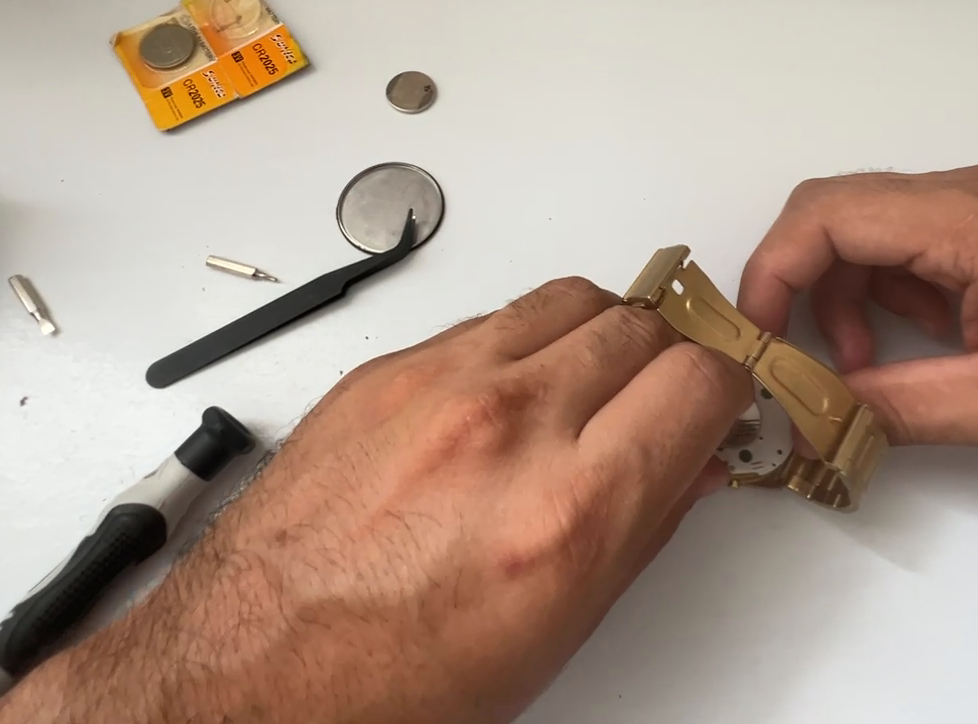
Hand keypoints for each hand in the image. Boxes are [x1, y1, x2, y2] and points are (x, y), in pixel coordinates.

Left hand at [0, 278, 749, 723]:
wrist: (249, 666)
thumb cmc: (394, 679)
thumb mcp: (558, 628)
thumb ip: (646, 522)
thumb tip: (696, 457)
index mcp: (566, 513)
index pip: (699, 382)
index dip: (727, 386)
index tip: (721, 398)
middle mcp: (508, 428)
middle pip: (643, 326)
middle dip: (669, 359)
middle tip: (659, 393)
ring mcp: (442, 382)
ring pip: (577, 297)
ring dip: (605, 332)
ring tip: (592, 378)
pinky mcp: (393, 363)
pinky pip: (500, 314)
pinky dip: (532, 338)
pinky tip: (516, 385)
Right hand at [737, 167, 977, 467]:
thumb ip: (904, 407)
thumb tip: (822, 413)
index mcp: (974, 218)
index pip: (829, 213)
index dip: (773, 268)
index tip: (758, 335)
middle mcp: (974, 194)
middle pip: (840, 211)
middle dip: (798, 280)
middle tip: (794, 353)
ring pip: (873, 227)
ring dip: (843, 290)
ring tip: (860, 363)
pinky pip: (915, 244)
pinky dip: (887, 291)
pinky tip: (910, 343)